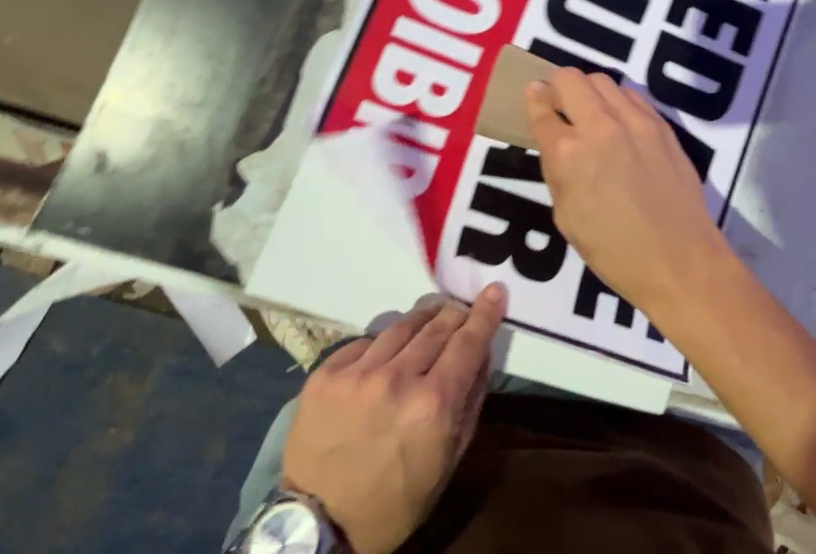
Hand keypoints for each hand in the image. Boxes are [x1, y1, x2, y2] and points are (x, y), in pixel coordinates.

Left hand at [281, 285, 506, 552]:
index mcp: (434, 404)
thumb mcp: (448, 460)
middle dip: (456, 314)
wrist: (320, 525)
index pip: (468, 342)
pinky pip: (365, 342)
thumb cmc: (396, 501)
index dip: (485, 313)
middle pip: (437, 326)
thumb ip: (470, 402)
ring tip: (429, 321)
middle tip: (462, 310)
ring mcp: (357, 373)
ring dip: (422, 321)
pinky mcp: (326, 374)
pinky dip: (383, 343)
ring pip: (401, 326)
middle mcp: (397, 378)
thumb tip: (482, 355)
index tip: (495, 291)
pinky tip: (387, 355)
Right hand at [524, 69, 729, 317]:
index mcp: (569, 154)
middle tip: (559, 105)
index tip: (533, 98)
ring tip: (589, 112)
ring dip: (589, 91)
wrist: (679, 260)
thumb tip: (554, 142)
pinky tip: (618, 122)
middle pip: (571, 79)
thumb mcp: (566, 217)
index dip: (533, 102)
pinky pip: (632, 95)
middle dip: (558, 87)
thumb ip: (557, 171)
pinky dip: (617, 100)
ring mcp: (636, 121)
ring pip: (603, 80)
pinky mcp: (662, 125)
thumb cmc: (614, 251)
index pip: (542, 109)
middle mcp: (600, 126)